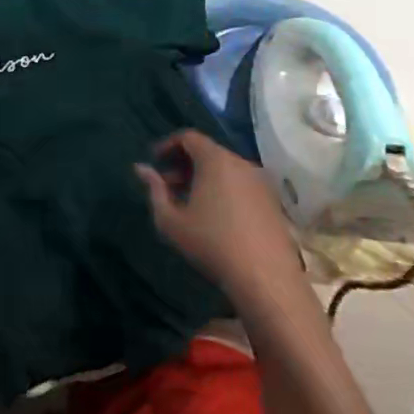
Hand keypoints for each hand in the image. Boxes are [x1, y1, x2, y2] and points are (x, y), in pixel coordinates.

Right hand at [136, 130, 302, 299]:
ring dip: (203, 177)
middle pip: (208, 151)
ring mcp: (261, 181)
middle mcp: (241, 163)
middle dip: (184, 164)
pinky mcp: (273, 200)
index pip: (189, 137)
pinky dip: (223, 188)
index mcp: (215, 160)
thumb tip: (141, 168)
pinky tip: (215, 215)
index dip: (167, 145)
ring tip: (189, 203)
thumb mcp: (170, 220)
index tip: (155, 162)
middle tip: (167, 186)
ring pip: (225, 168)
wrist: (264, 276)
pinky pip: (241, 183)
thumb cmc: (210, 243)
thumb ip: (154, 189)